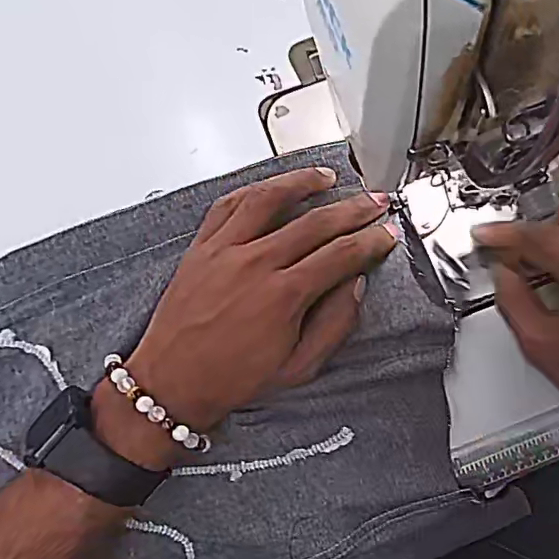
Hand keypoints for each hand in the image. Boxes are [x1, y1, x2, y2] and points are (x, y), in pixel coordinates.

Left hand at [94, 167, 397, 468]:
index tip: (385, 235)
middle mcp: (255, 265)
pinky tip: (269, 186)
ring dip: (303, 182)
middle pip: (315, 222)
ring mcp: (225, 252)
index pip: (341, 254)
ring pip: (270, 199)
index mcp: (283, 296)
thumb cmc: (231, 379)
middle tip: (373, 201)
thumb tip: (355, 288)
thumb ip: (333, 325)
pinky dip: (253, 190)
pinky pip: (228, 206)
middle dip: (353, 208)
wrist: (174, 382)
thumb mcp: (298, 368)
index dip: (371, 241)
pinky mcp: (201, 249)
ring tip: (326, 176)